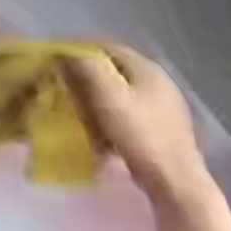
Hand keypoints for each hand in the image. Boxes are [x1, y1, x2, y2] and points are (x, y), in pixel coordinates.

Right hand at [62, 45, 212, 205]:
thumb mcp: (108, 96)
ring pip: (121, 91)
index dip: (77, 49)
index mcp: (147, 68)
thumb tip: (66, 51)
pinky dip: (110, 114)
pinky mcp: (164, 128)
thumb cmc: (140, 135)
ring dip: (97, 96)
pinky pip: (129, 111)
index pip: (105, 47)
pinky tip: (100, 130)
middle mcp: (159, 81)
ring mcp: (165, 105)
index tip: (55, 59)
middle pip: (113, 69)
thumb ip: (87, 67)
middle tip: (63, 85)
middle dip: (86, 75)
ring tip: (78, 110)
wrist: (176, 183)